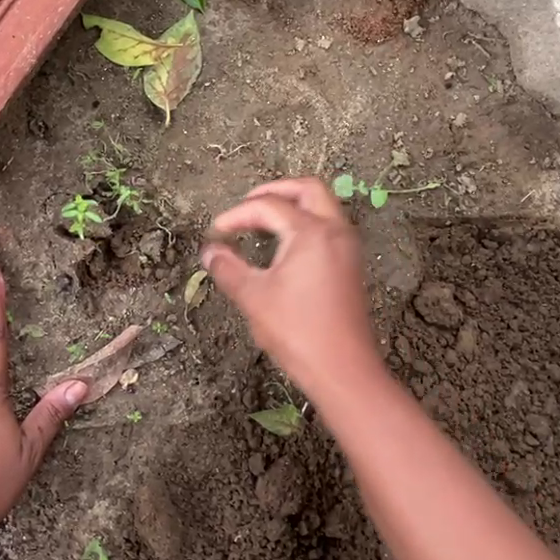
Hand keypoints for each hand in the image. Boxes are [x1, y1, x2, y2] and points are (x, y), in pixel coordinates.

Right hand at [200, 178, 385, 402]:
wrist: (344, 370)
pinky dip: (305, 222)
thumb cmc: (297, 332)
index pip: (268, 206)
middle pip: (308, 189)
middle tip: (247, 204)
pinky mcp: (351, 266)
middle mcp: (335, 231)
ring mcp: (347, 248)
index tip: (216, 231)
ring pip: (323, 206)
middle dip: (275, 190)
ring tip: (262, 220)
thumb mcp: (253, 298)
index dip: (237, 215)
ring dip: (293, 205)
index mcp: (311, 232)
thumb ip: (227, 268)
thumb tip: (209, 251)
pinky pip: (329, 226)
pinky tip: (284, 244)